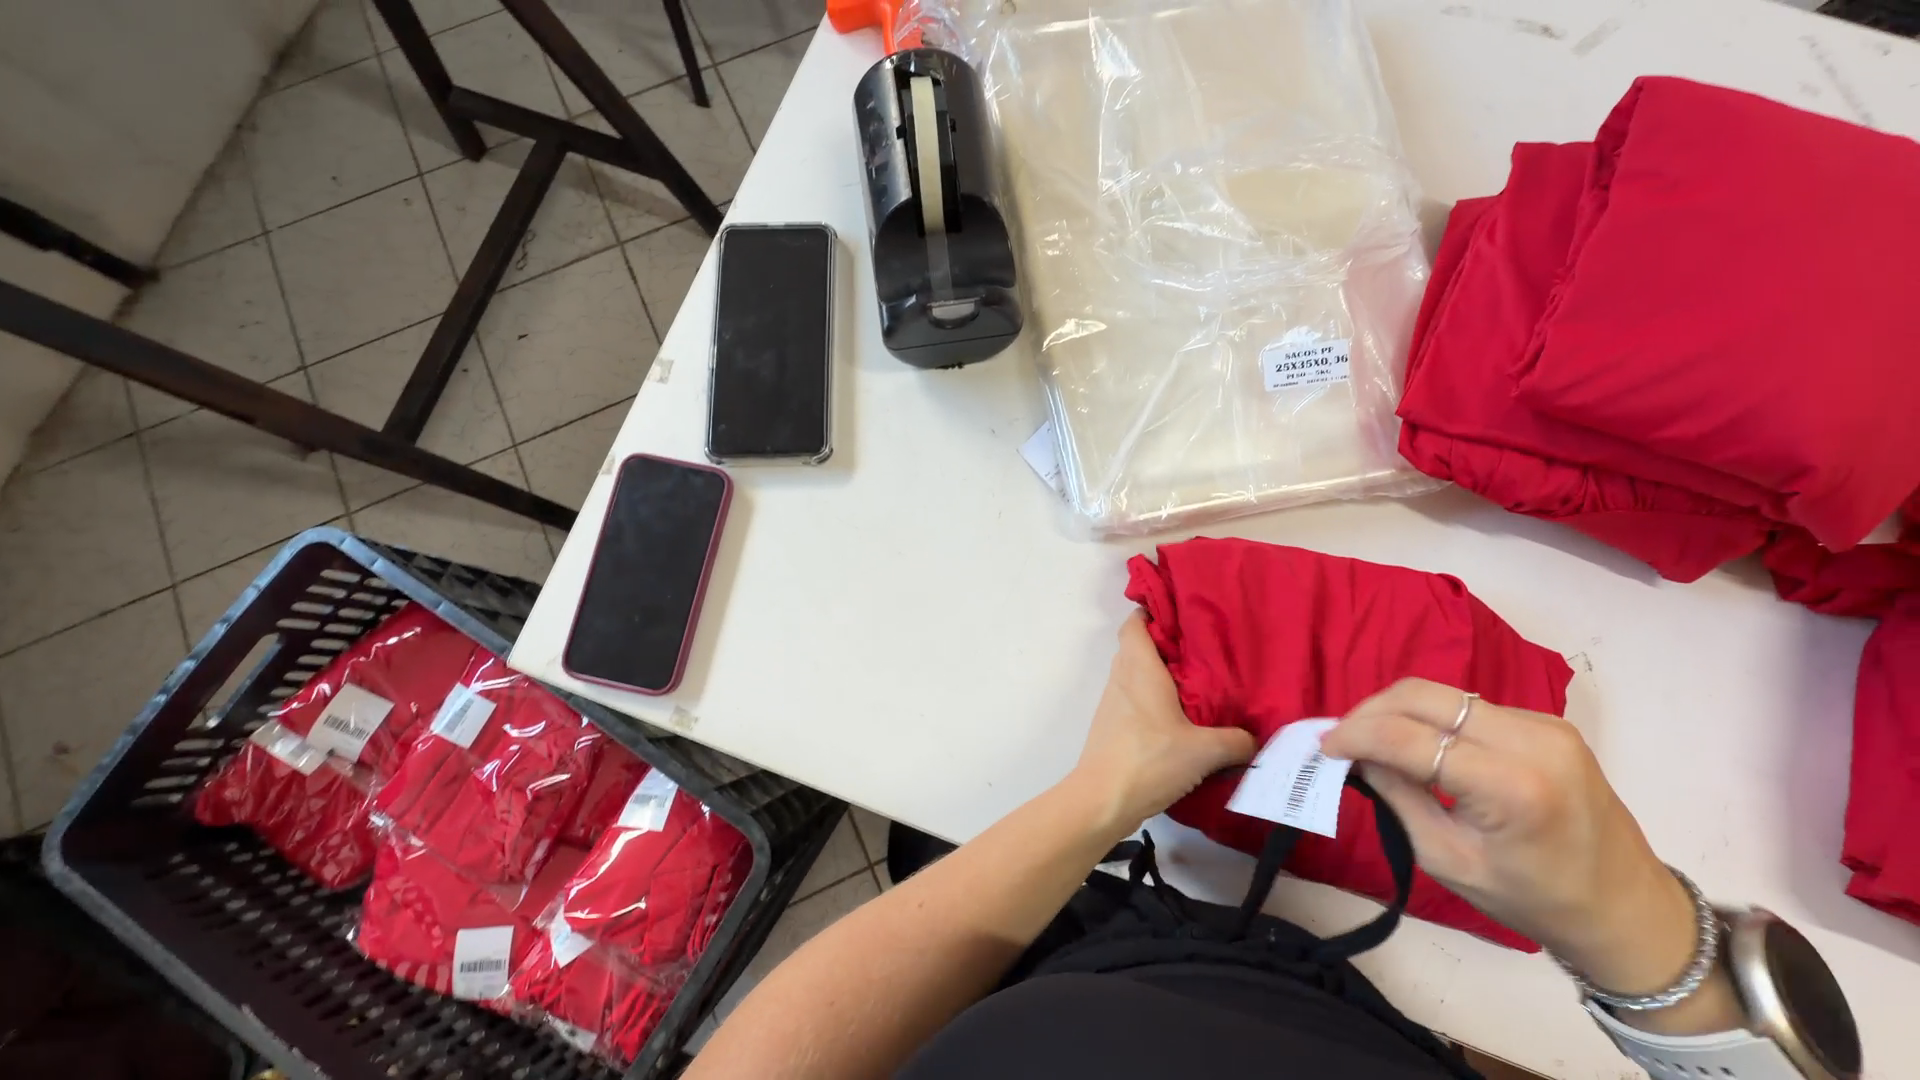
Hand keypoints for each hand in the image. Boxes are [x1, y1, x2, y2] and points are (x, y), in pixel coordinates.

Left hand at [1068, 614, 1255, 834]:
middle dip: (1165, 645)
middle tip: (1201, 650)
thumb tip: (1255, 739)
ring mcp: (1112, 705)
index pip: (1136, 624)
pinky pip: (1134, 701)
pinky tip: (1179, 721)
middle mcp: (1122, 680)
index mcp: (1140, 669)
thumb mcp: (1204, 751)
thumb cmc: (1149, 760)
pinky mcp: (1111, 728)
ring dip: (1159, 676)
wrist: (1102, 800)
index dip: (1152, 612)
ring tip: (1197, 685)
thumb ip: (1236, 741)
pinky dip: (1153, 702)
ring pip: (1135, 676)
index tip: (1181, 614)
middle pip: (1137, 648)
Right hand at [1320, 679, 1696, 995]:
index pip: (1407, 736)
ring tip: (1371, 741)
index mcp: (1510, 786)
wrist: (1630, 911)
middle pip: (1423, 695)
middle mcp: (1530, 740)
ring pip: (1442, 694)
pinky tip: (1417, 744)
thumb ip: (1399, 799)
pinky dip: (1430, 718)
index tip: (1324, 749)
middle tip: (1341, 738)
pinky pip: (1467, 707)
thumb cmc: (1535, 900)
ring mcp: (1543, 725)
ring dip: (1397, 711)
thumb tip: (1358, 756)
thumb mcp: (1449, 861)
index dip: (1354, 735)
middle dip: (1369, 711)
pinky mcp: (1546, 723)